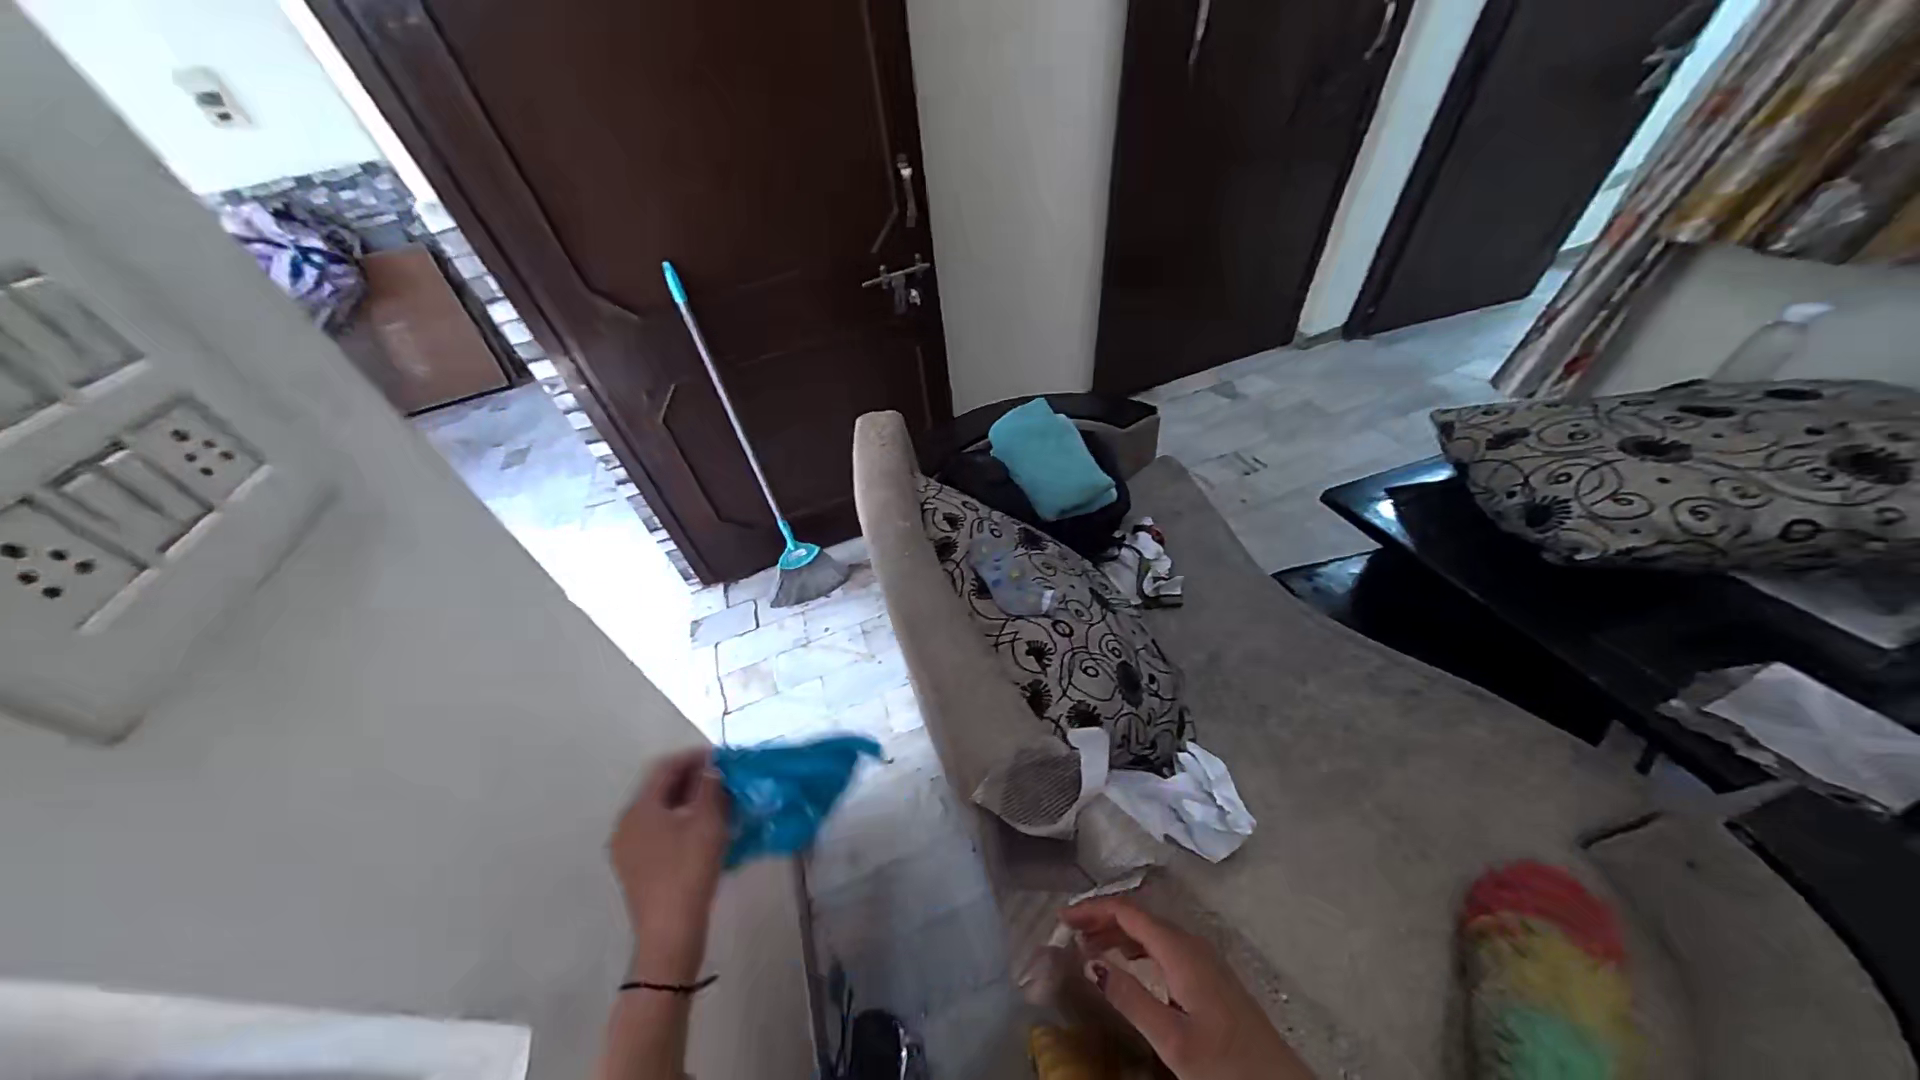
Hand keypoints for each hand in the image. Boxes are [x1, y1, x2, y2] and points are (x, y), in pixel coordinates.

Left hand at [609, 747, 730, 984]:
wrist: (670, 932)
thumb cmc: (689, 869)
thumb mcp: (707, 821)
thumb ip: (710, 786)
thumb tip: (711, 768)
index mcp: (638, 808)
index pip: (664, 767)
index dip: (693, 757)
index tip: (721, 757)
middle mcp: (626, 824)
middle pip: (659, 789)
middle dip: (692, 778)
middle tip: (723, 778)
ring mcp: (627, 849)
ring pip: (660, 811)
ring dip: (688, 801)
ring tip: (718, 802)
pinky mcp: (636, 868)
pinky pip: (658, 832)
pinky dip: (680, 822)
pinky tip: (704, 830)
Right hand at [1062, 897, 1314, 1079]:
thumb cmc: (1226, 1064)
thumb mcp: (1172, 1039)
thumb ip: (1130, 998)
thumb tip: (1090, 963)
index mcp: (1180, 950)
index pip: (1128, 912)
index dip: (1092, 909)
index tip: (1061, 919)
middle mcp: (1191, 944)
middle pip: (1139, 916)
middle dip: (1101, 918)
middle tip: (1068, 933)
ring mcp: (1203, 958)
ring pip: (1151, 931)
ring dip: (1117, 933)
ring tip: (1088, 947)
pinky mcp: (1209, 976)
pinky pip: (1164, 946)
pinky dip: (1137, 947)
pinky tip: (1126, 963)